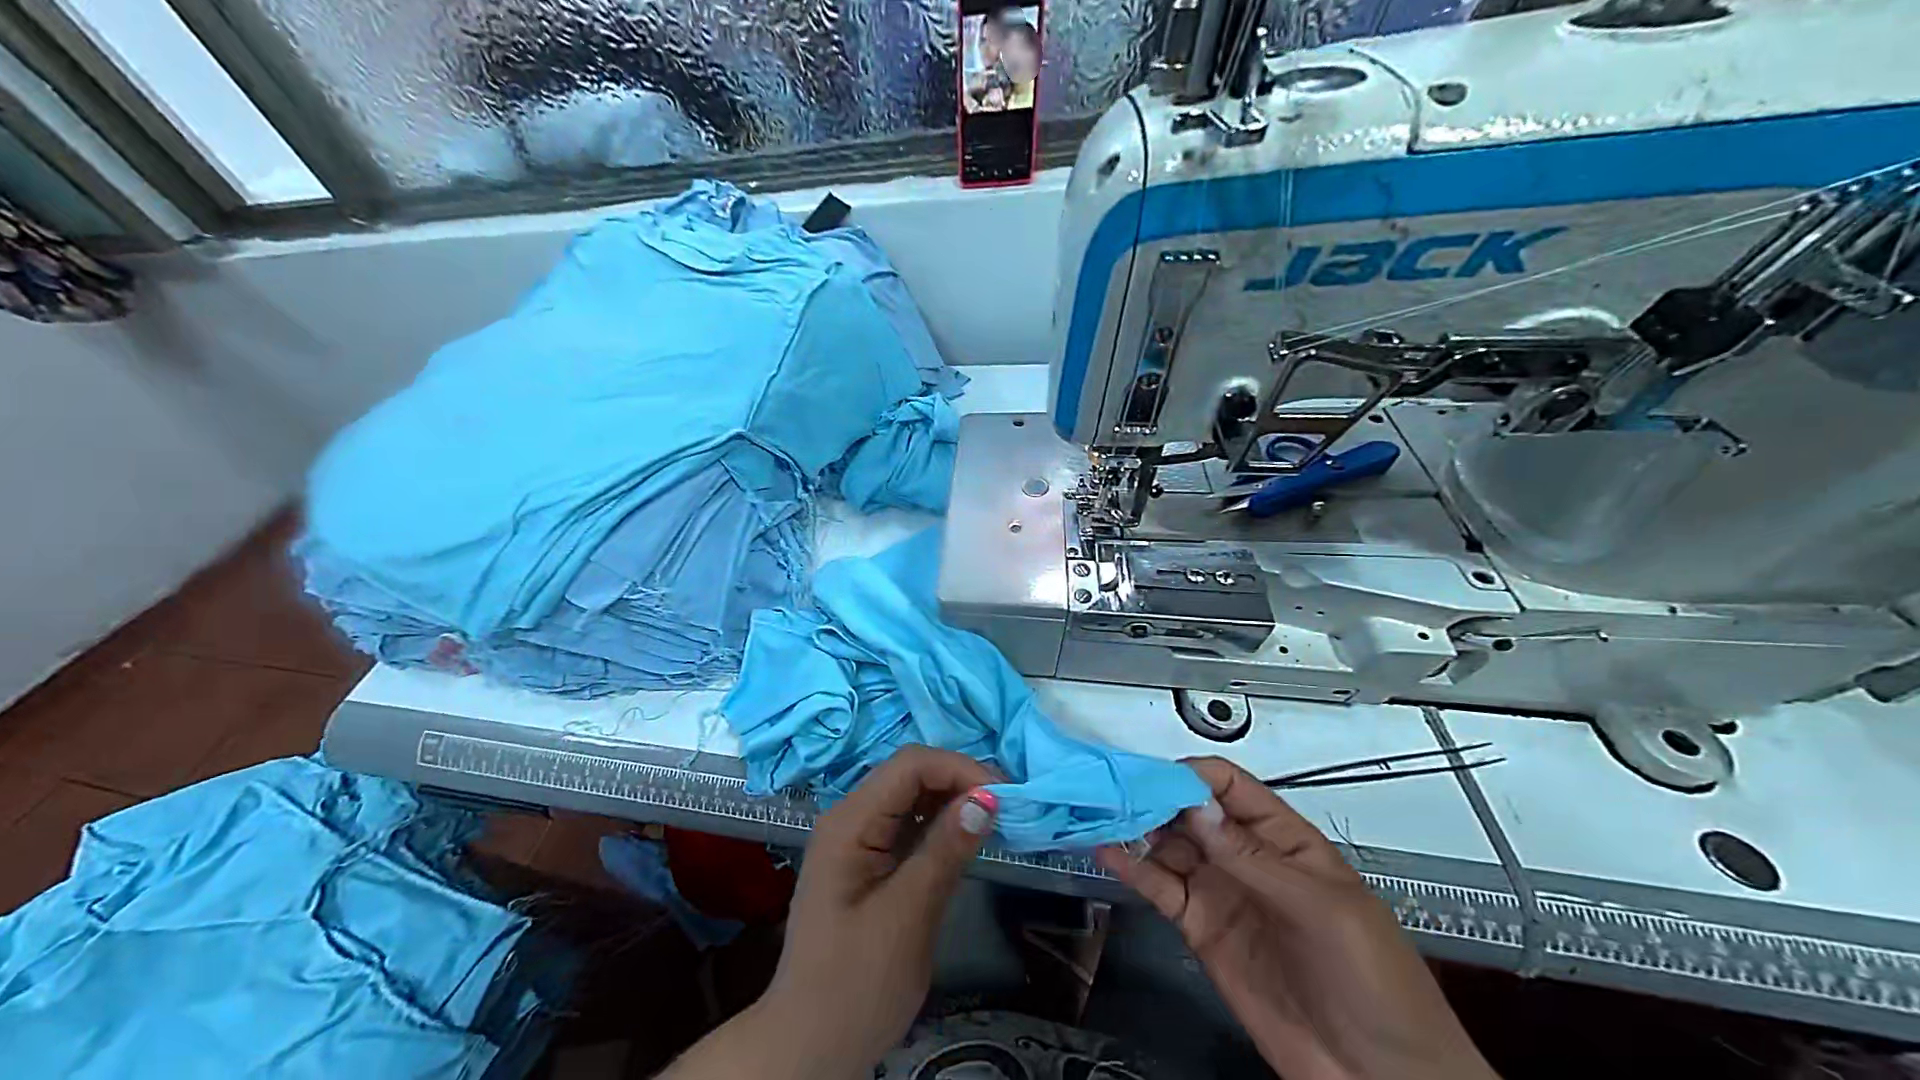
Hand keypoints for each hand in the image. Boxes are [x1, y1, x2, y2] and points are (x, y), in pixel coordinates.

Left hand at [662, 745, 997, 1079]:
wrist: (810, 1046)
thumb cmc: (855, 984)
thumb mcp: (907, 916)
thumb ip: (945, 851)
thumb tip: (987, 798)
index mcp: (849, 823)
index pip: (909, 765)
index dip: (959, 769)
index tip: (1004, 797)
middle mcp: (850, 819)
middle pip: (910, 775)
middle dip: (959, 781)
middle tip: (1008, 809)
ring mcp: (858, 841)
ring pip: (912, 798)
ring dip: (953, 801)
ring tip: (995, 820)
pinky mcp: (869, 863)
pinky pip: (909, 827)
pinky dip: (941, 826)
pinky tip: (967, 839)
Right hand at [1097, 757, 1496, 1079]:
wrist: (1377, 1078)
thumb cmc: (1369, 978)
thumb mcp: (1322, 908)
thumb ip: (1253, 858)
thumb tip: (1192, 805)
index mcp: (1283, 838)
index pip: (1230, 787)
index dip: (1191, 776)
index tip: (1151, 776)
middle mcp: (1244, 856)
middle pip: (1190, 812)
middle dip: (1153, 797)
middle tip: (1111, 792)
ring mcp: (1220, 892)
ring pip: (1169, 846)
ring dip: (1136, 828)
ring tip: (1099, 815)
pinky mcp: (1199, 929)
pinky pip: (1161, 889)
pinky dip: (1132, 869)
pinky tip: (1106, 852)